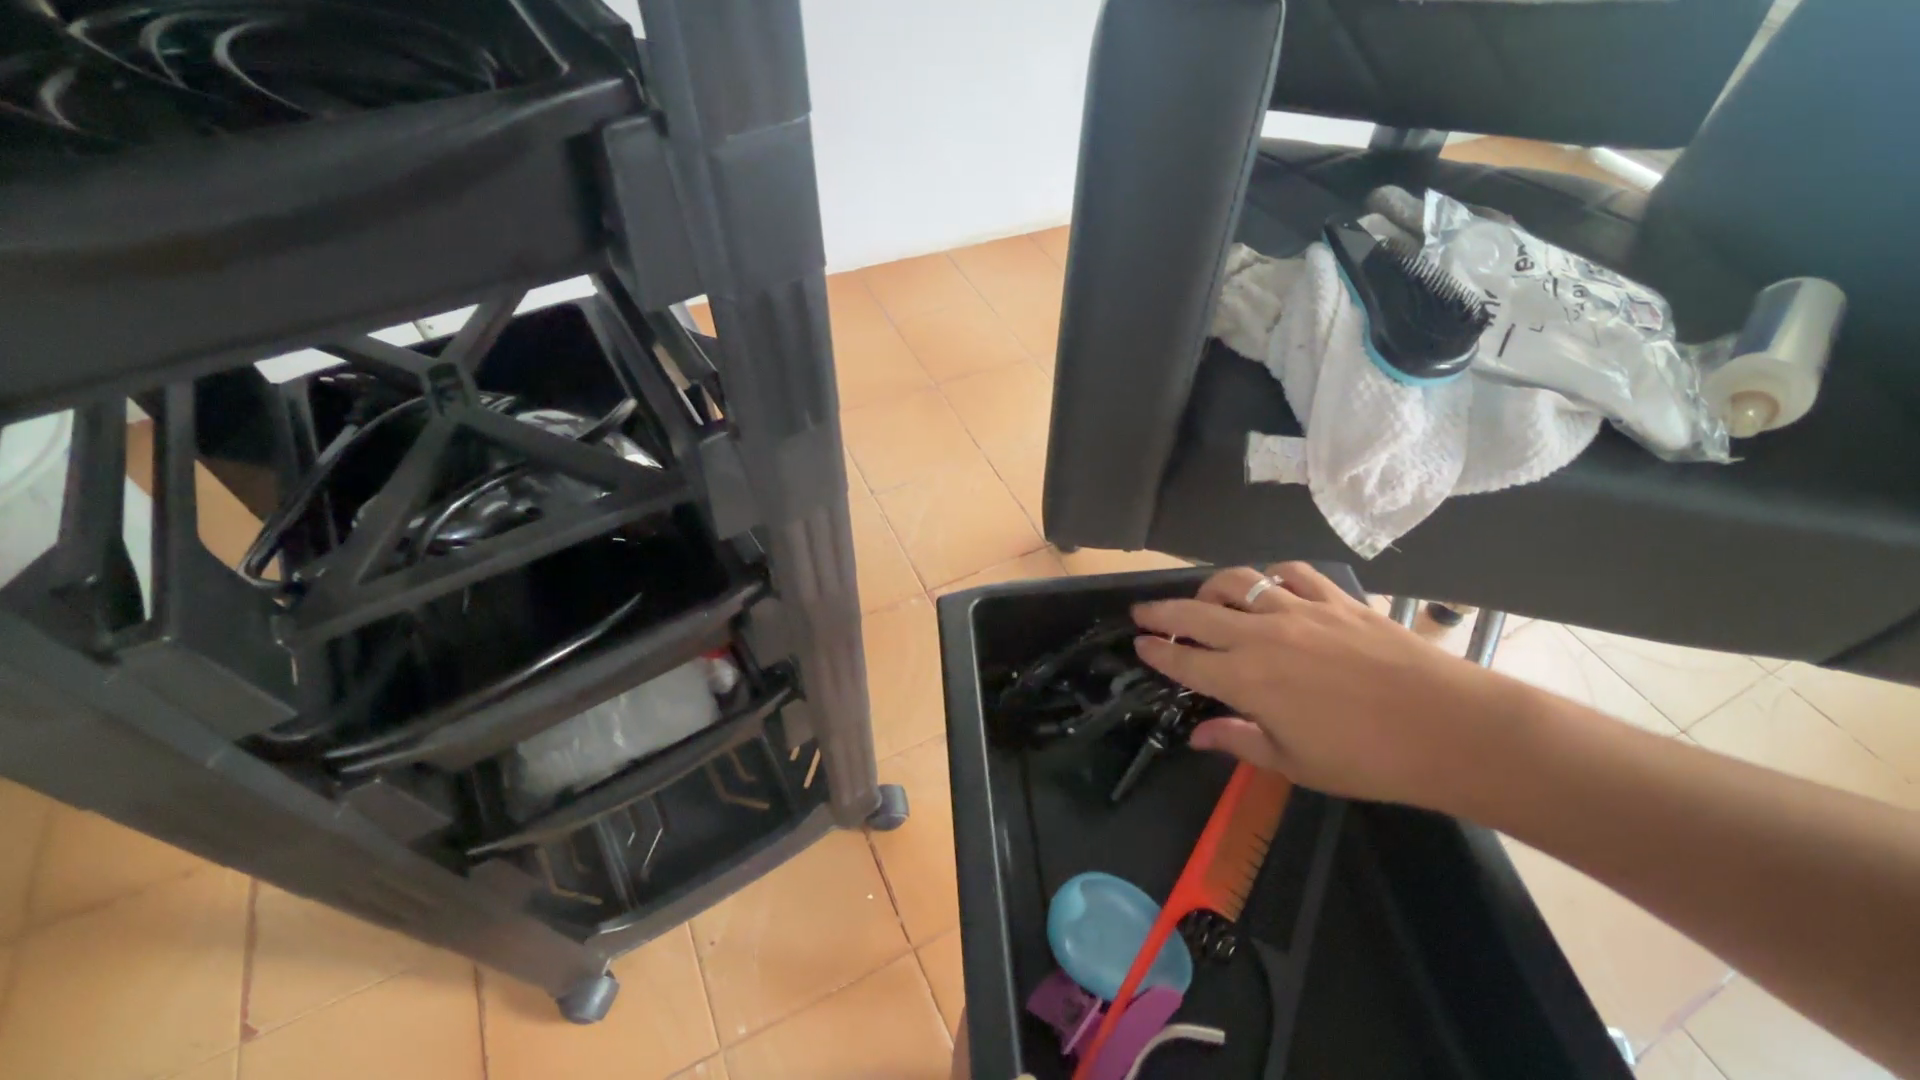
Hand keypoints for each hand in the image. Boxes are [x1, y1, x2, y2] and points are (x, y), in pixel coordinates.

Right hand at [1132, 563, 1505, 806]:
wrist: (1447, 727)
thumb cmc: (1366, 759)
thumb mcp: (1294, 763)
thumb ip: (1240, 741)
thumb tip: (1198, 734)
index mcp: (1245, 681)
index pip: (1183, 660)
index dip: (1155, 652)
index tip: (1137, 644)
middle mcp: (1262, 636)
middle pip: (1196, 614)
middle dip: (1161, 612)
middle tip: (1143, 612)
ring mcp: (1301, 611)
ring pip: (1238, 583)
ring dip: (1210, 588)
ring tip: (1203, 597)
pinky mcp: (1337, 600)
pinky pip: (1292, 573)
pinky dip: (1271, 576)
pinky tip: (1269, 585)